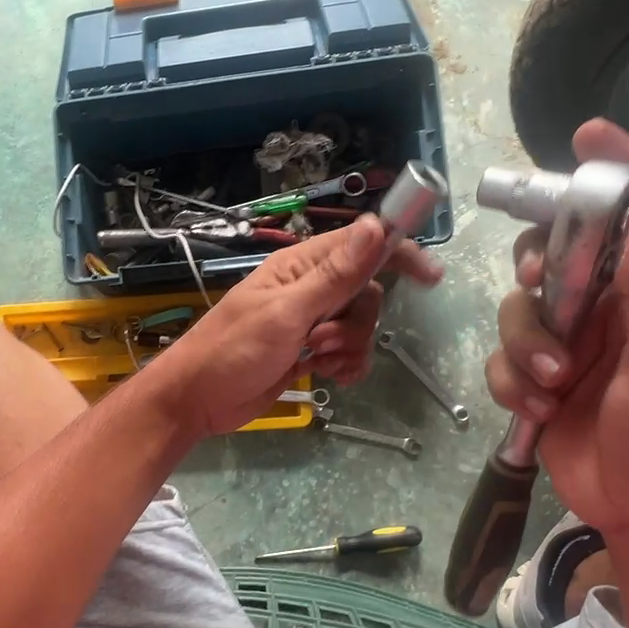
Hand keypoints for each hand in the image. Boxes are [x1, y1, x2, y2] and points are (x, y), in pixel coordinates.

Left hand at [147, 215, 443, 436]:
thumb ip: (334, 275)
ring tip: (318, 363)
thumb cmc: (232, 351)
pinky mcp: (307, 353)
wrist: (198, 400)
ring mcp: (308, 323)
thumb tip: (375, 226)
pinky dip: (345, 367)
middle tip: (323, 342)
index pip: (360, 246)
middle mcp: (307, 290)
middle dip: (357, 323)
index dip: (397, 254)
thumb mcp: (286, 313)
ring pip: (359, 327)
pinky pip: (346, 354)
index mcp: (299, 268)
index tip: (431, 276)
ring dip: (349, 349)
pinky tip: (327, 378)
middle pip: (365, 295)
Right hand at [484, 120, 628, 538]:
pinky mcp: (539, 382)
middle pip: (558, 256)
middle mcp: (611, 310)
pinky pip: (503, 360)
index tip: (587, 134)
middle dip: (539, 273)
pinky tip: (534, 411)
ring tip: (549, 387)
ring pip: (519, 312)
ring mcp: (572, 347)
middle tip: (538, 289)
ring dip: (525, 348)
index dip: (621, 170)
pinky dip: (510, 382)